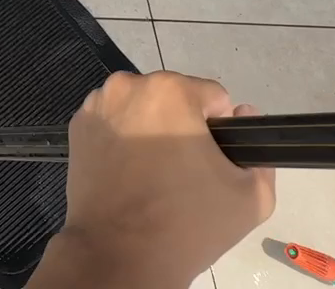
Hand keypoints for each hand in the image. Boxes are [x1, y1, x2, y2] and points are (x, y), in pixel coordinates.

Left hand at [31, 70, 275, 288]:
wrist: (120, 249)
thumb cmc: (189, 220)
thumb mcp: (250, 196)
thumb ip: (256, 151)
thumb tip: (243, 114)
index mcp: (170, 90)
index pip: (212, 96)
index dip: (221, 128)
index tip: (214, 159)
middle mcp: (128, 84)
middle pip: (171, 97)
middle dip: (183, 124)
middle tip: (187, 170)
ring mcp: (96, 103)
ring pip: (139, 106)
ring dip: (151, 127)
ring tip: (156, 173)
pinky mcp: (77, 124)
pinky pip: (112, 120)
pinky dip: (122, 136)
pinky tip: (129, 171)